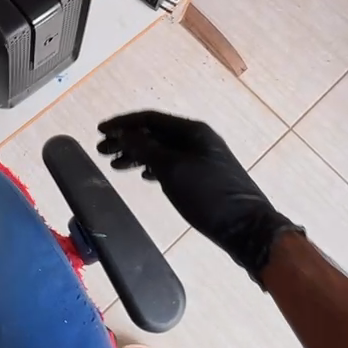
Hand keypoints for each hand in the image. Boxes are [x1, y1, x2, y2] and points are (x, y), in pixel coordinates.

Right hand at [97, 111, 303, 282]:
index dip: (122, 124)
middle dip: (127, 140)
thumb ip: (146, 149)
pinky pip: (172, 165)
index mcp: (192, 131)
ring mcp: (202, 158)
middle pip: (154, 134)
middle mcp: (197, 139)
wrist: (248, 228)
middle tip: (101, 151)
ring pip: (162, 150)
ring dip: (137, 155)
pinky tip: (143, 176)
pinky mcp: (204, 177)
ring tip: (115, 165)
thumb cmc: (208, 196)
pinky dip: (153, 167)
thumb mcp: (172, 170)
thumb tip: (124, 134)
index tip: (100, 130)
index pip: (149, 119)